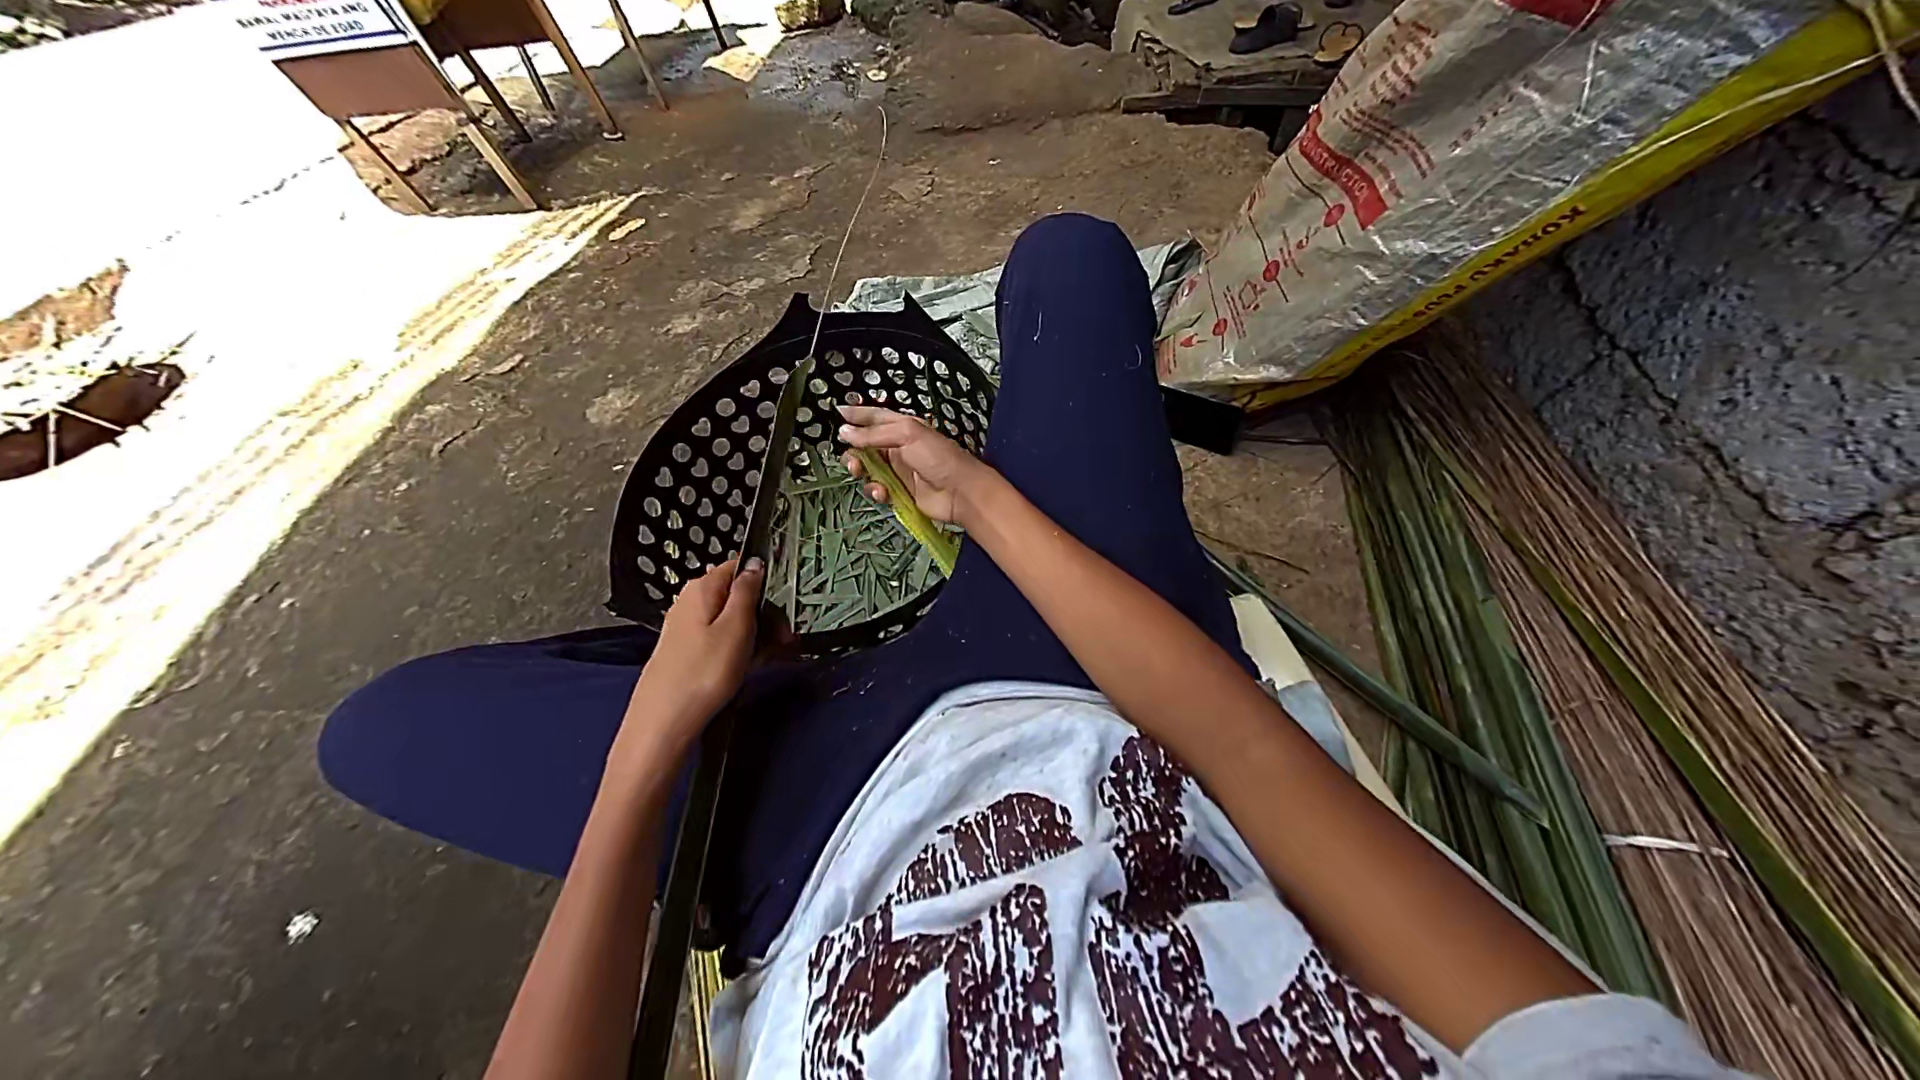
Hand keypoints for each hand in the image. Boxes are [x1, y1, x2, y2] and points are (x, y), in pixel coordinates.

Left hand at [619, 558, 763, 759]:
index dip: (765, 584)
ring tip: (770, 658)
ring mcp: (687, 628)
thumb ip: (747, 591)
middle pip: (736, 597)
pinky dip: (738, 651)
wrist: (664, 722)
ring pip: (731, 622)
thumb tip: (754, 563)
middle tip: (784, 641)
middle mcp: (690, 603)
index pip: (739, 567)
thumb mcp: (737, 626)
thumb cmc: (704, 672)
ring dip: (756, 636)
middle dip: (764, 615)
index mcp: (701, 588)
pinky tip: (749, 668)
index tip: (782, 608)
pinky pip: (721, 641)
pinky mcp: (687, 652)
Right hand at [837, 405, 995, 528]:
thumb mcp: (907, 435)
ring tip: (861, 474)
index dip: (857, 415)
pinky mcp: (899, 492)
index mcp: (903, 427)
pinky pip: (878, 489)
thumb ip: (874, 433)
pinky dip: (876, 491)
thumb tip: (845, 431)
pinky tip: (883, 493)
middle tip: (852, 461)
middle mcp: (898, 447)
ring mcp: (898, 471)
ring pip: (868, 470)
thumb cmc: (939, 458)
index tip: (838, 414)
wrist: (960, 492)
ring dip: (862, 473)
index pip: (875, 417)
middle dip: (854, 452)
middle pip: (866, 446)